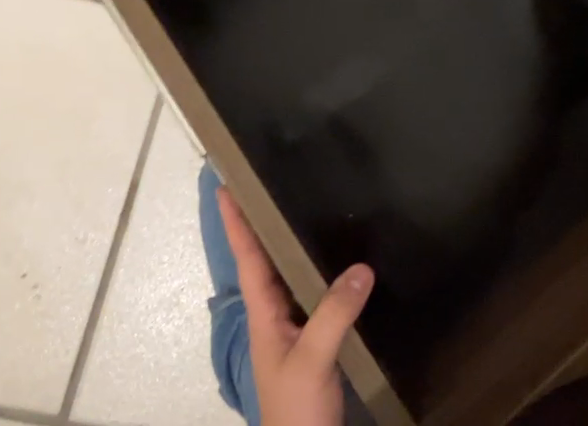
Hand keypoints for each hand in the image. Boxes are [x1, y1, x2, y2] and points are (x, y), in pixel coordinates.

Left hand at [217, 187, 374, 425]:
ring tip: (306, 208)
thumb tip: (362, 267)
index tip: (226, 187)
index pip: (247, 257)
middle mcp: (274, 315)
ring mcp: (293, 329)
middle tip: (271, 184)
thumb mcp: (313, 359)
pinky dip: (323, 271)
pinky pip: (316, 294)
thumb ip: (334, 314)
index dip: (236, 223)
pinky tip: (343, 262)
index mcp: (263, 314)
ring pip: (291, 275)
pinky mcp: (315, 341)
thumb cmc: (296, 409)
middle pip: (266, 260)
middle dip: (264, 224)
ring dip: (293, 244)